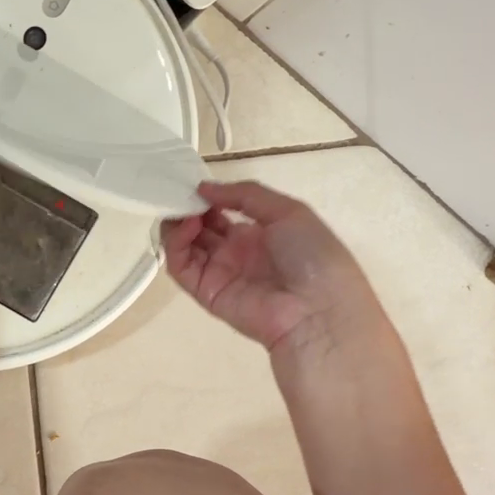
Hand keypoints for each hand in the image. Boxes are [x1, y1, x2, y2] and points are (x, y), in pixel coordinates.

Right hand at [162, 182, 378, 352]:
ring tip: (182, 210)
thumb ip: (245, 195)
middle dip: (187, 210)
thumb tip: (203, 188)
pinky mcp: (204, 292)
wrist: (317, 309)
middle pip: (198, 229)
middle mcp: (235, 252)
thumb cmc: (312, 255)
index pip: (220, 213)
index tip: (196, 185)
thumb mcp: (288, 211)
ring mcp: (218, 272)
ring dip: (178, 225)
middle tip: (180, 195)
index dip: (206, 199)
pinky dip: (177, 245)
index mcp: (258, 233)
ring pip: (185, 247)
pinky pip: (181, 268)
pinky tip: (188, 227)